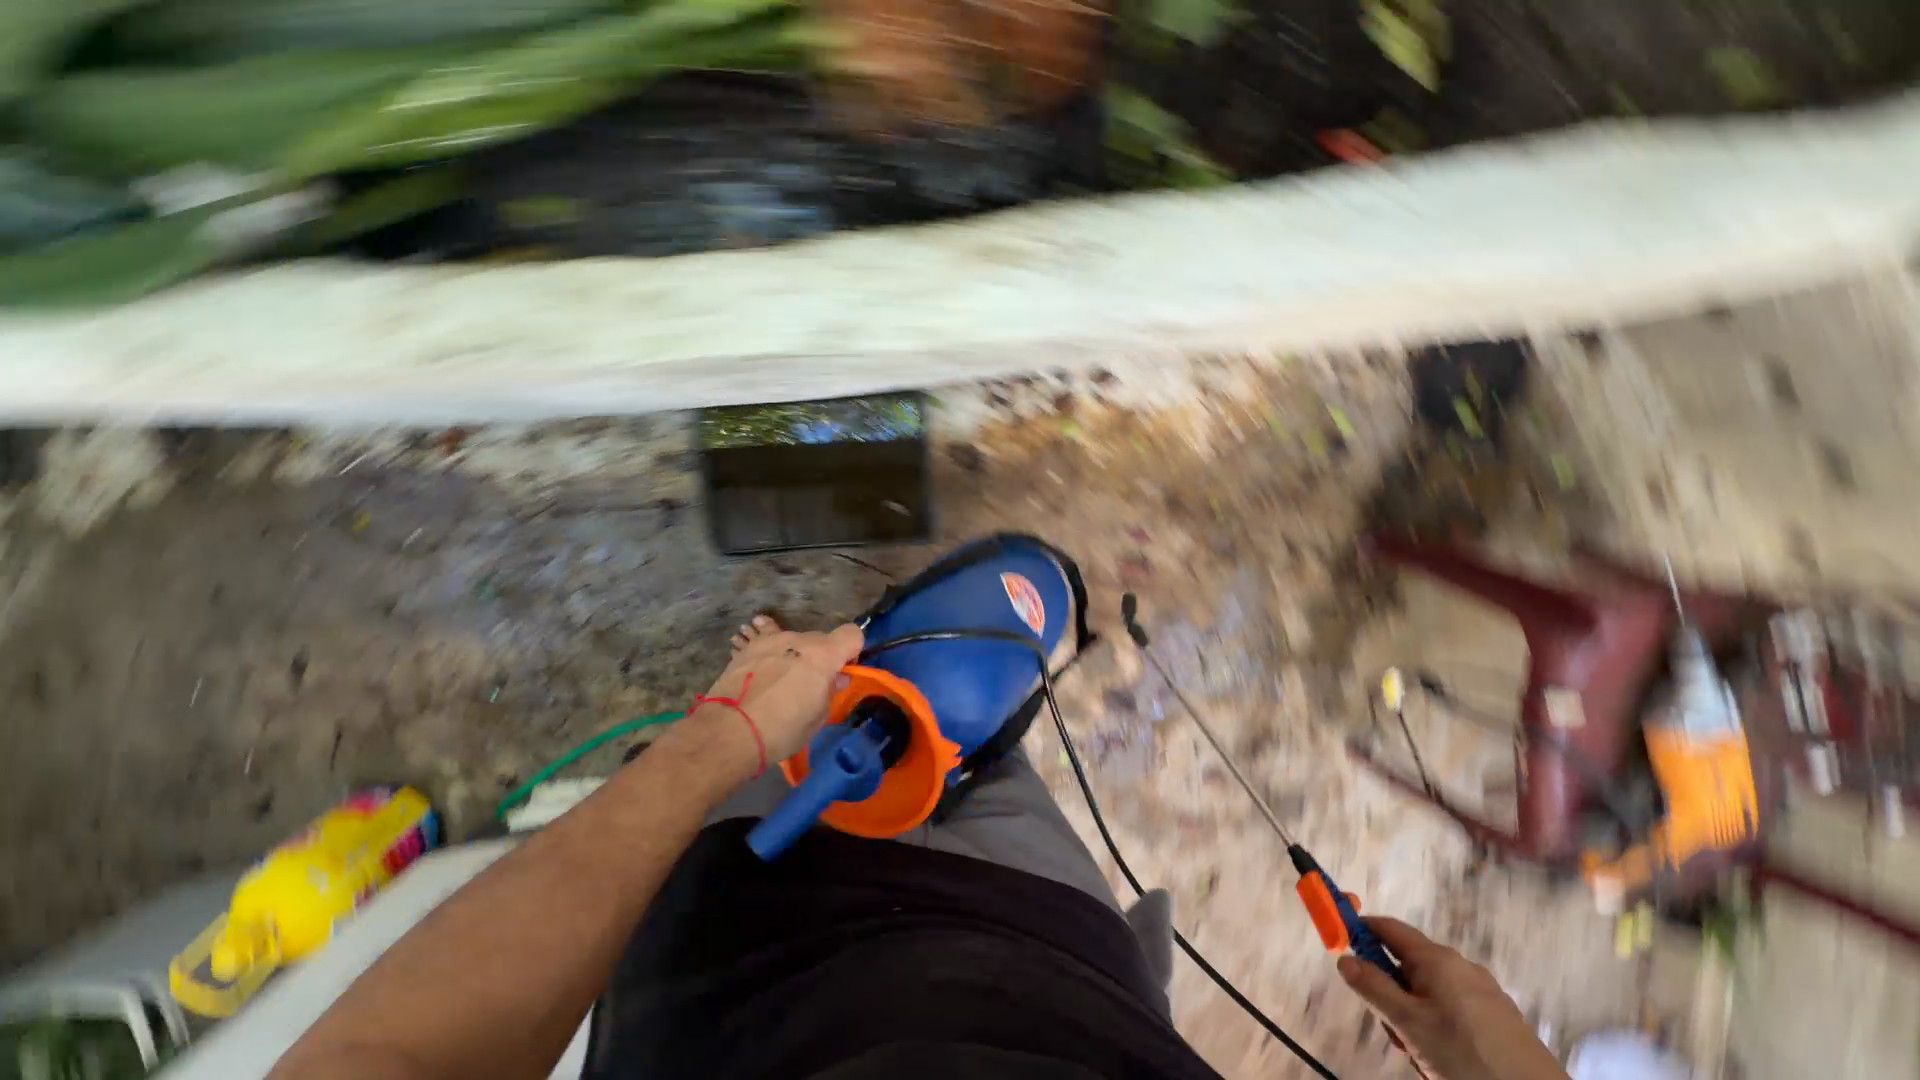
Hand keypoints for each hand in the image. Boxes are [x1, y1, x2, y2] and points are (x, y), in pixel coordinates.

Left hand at [666, 615, 863, 779]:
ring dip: (792, 655)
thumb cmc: (782, 729)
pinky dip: (765, 648)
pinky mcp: (747, 649)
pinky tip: (757, 654)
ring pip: (790, 641)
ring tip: (780, 677)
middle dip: (820, 657)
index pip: (852, 634)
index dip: (851, 650)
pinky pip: (762, 639)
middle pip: (820, 640)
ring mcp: (770, 641)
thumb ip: (830, 691)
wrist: (731, 731)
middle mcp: (799, 640)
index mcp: (823, 655)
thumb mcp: (817, 717)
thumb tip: (837, 678)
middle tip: (810, 683)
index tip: (843, 670)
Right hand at [1338, 918, 1568, 1079]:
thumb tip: (1344, 958)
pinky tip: (1446, 1059)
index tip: (1340, 947)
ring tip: (1422, 1055)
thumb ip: (1372, 988)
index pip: (1388, 927)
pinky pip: (1452, 1008)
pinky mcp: (1498, 1017)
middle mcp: (1460, 965)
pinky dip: (1438, 1026)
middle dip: (1391, 993)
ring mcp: (1482, 991)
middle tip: (1393, 1029)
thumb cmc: (1464, 1055)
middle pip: (1407, 965)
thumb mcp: (1408, 1024)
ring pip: (1428, 992)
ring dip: (1414, 1016)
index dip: (1360, 930)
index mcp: (1437, 959)